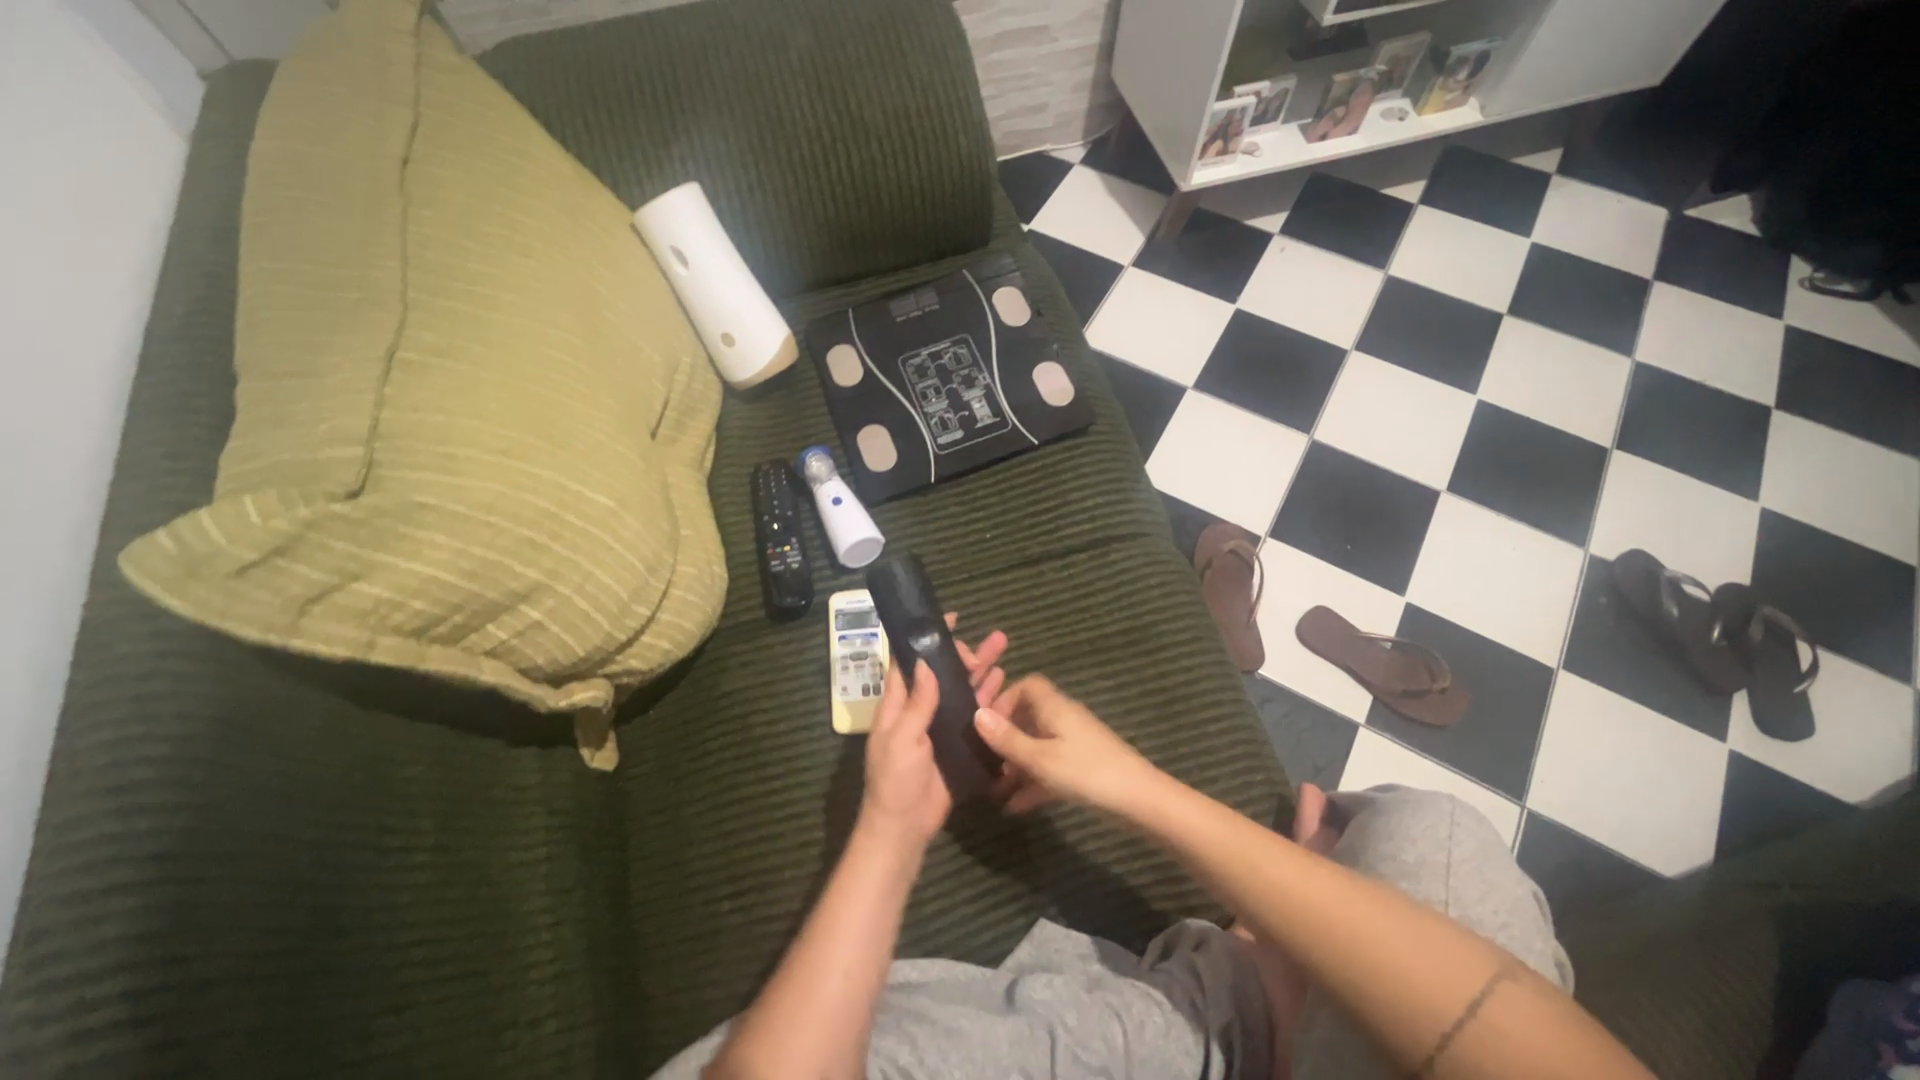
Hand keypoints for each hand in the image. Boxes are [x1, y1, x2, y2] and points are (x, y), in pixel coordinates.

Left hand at [859, 615, 1007, 848]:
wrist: (906, 827)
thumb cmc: (895, 780)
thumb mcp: (901, 738)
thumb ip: (916, 702)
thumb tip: (925, 662)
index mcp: (898, 705)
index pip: (910, 662)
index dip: (926, 639)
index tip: (948, 619)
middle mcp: (921, 710)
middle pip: (944, 672)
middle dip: (965, 653)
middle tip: (991, 641)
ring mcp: (941, 727)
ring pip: (963, 690)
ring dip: (981, 669)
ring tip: (1003, 646)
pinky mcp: (959, 745)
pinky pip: (976, 715)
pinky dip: (990, 697)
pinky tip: (1006, 682)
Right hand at [972, 675, 1159, 815]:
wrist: (1138, 800)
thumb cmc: (1086, 771)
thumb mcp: (1040, 758)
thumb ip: (1007, 739)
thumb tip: (977, 714)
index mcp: (1055, 708)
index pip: (1028, 686)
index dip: (1005, 698)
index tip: (986, 723)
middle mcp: (1064, 720)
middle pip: (1029, 719)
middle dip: (1005, 739)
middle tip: (983, 760)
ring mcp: (1075, 745)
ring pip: (1038, 748)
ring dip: (1016, 766)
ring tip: (993, 789)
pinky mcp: (1082, 769)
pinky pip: (1050, 770)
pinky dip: (1033, 784)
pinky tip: (1015, 808)